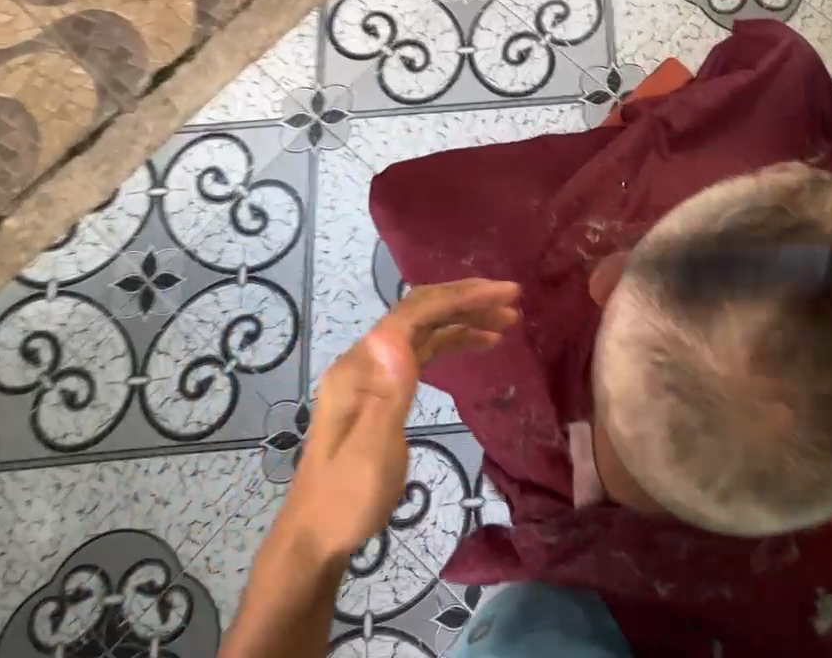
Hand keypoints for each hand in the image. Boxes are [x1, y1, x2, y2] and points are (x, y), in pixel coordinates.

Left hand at [272, 279, 520, 571]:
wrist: (317, 537)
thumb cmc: (347, 499)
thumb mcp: (371, 449)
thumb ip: (388, 392)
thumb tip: (396, 336)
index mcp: (359, 368)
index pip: (414, 314)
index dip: (460, 297)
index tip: (504, 294)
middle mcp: (366, 361)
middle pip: (420, 313)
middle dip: (467, 301)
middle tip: (513, 301)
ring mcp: (375, 375)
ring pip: (425, 330)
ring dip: (464, 319)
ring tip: (507, 321)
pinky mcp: (386, 391)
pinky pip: (424, 352)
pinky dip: (454, 341)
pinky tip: (480, 344)